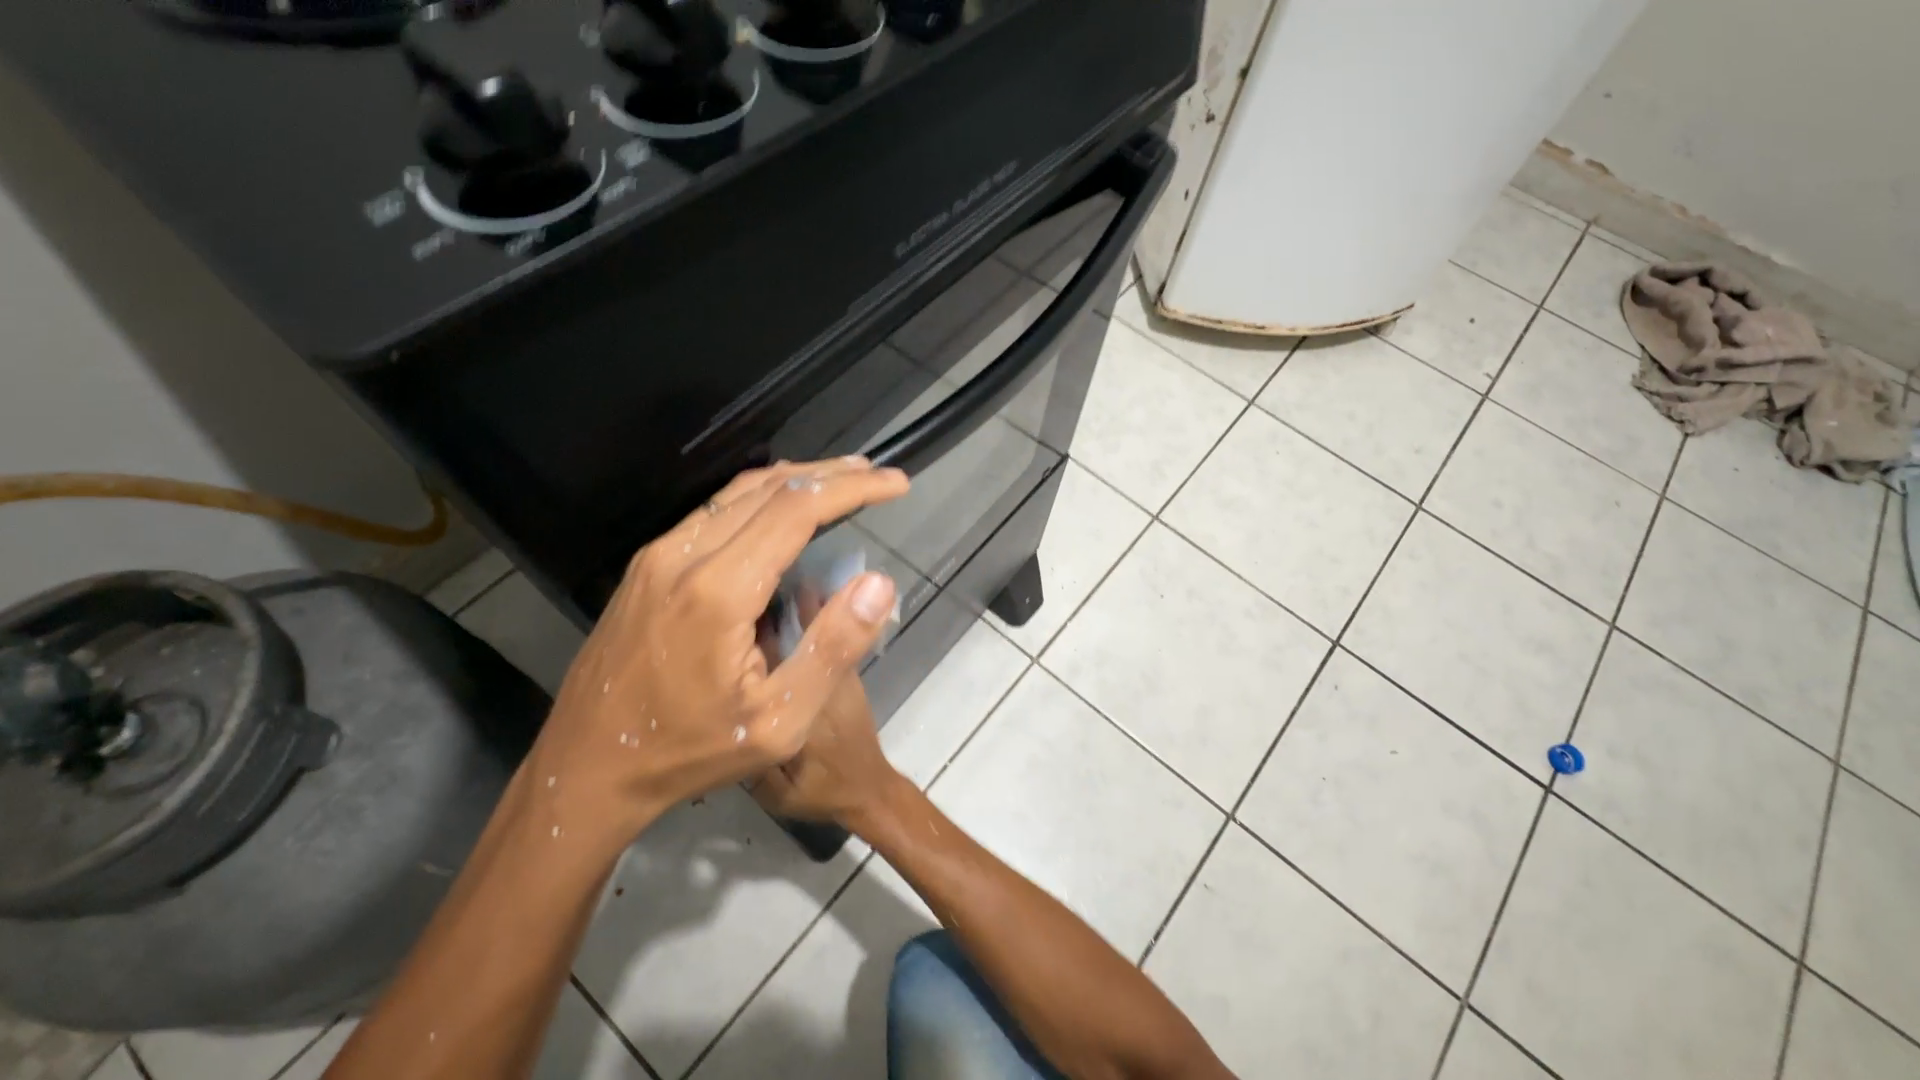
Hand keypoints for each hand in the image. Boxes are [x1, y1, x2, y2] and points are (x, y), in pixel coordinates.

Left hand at [526, 457, 909, 840]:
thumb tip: (879, 584)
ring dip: (793, 483)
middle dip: (829, 476)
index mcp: (719, 589)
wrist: (587, 766)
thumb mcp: (778, 722)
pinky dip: (758, 502)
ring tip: (840, 482)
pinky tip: (780, 515)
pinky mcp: (646, 568)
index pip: (797, 510)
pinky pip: (711, 514)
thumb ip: (832, 649)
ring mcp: (657, 557)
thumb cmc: (689, 751)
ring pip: (735, 495)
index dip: (853, 489)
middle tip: (876, 476)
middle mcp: (683, 555)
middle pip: (768, 488)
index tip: (897, 484)